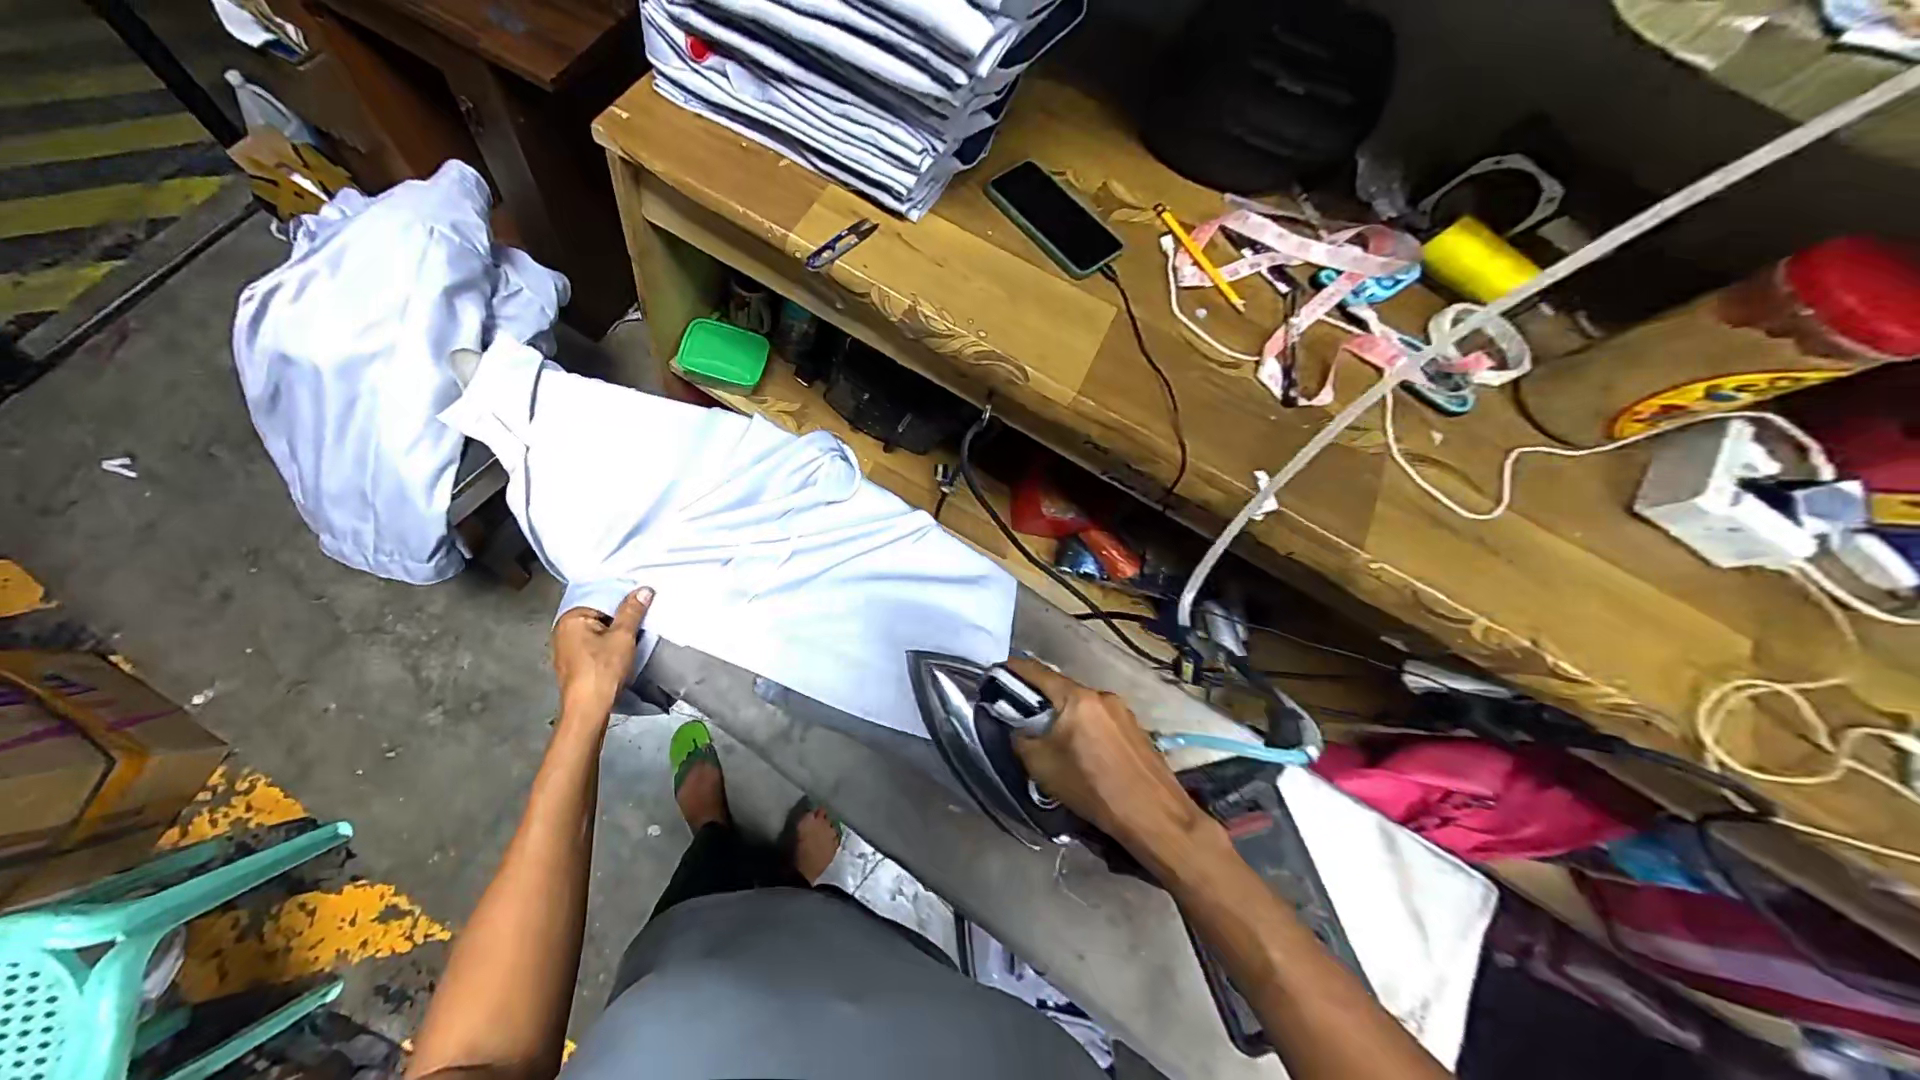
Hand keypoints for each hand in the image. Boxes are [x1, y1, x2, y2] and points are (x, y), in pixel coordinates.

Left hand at [551, 587, 652, 719]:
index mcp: (570, 619)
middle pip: (599, 617)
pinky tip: (619, 655)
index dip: (624, 605)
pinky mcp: (572, 664)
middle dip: (618, 620)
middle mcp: (562, 631)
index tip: (641, 610)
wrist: (589, 707)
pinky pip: (592, 647)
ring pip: (596, 633)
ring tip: (633, 639)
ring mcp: (565, 649)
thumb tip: (644, 590)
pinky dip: (606, 647)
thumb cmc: (603, 668)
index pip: (602, 600)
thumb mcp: (623, 636)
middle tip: (640, 624)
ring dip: (613, 635)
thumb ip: (633, 611)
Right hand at [1002, 658, 1205, 848]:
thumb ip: (1022, 739)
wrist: (1154, 816)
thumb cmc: (1093, 788)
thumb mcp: (1042, 766)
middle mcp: (1103, 696)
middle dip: (1040, 701)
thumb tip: (1019, 729)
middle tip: (1023, 718)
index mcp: (1078, 698)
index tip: (998, 672)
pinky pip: (1101, 721)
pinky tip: (1084, 755)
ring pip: (1083, 707)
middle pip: (1062, 690)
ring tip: (1055, 742)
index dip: (1014, 670)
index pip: (1037, 673)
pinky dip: (1086, 730)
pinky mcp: (1137, 731)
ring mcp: (1124, 712)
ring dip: (1065, 717)